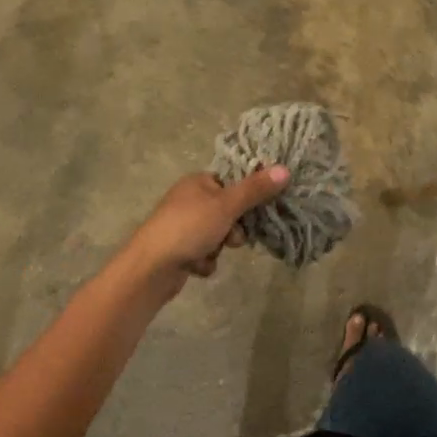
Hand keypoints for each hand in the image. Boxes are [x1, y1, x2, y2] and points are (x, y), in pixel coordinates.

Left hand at [119, 168, 289, 299]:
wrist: (151, 267)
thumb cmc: (189, 227)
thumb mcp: (227, 205)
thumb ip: (256, 189)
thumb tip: (285, 169)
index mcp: (198, 182)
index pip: (232, 182)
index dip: (247, 197)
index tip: (257, 210)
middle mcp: (189, 200)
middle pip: (228, 211)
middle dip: (234, 228)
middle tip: (232, 237)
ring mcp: (182, 226)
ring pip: (218, 235)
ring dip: (219, 247)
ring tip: (211, 253)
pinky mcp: (178, 250)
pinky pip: (204, 253)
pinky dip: (205, 261)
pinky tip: (196, 266)